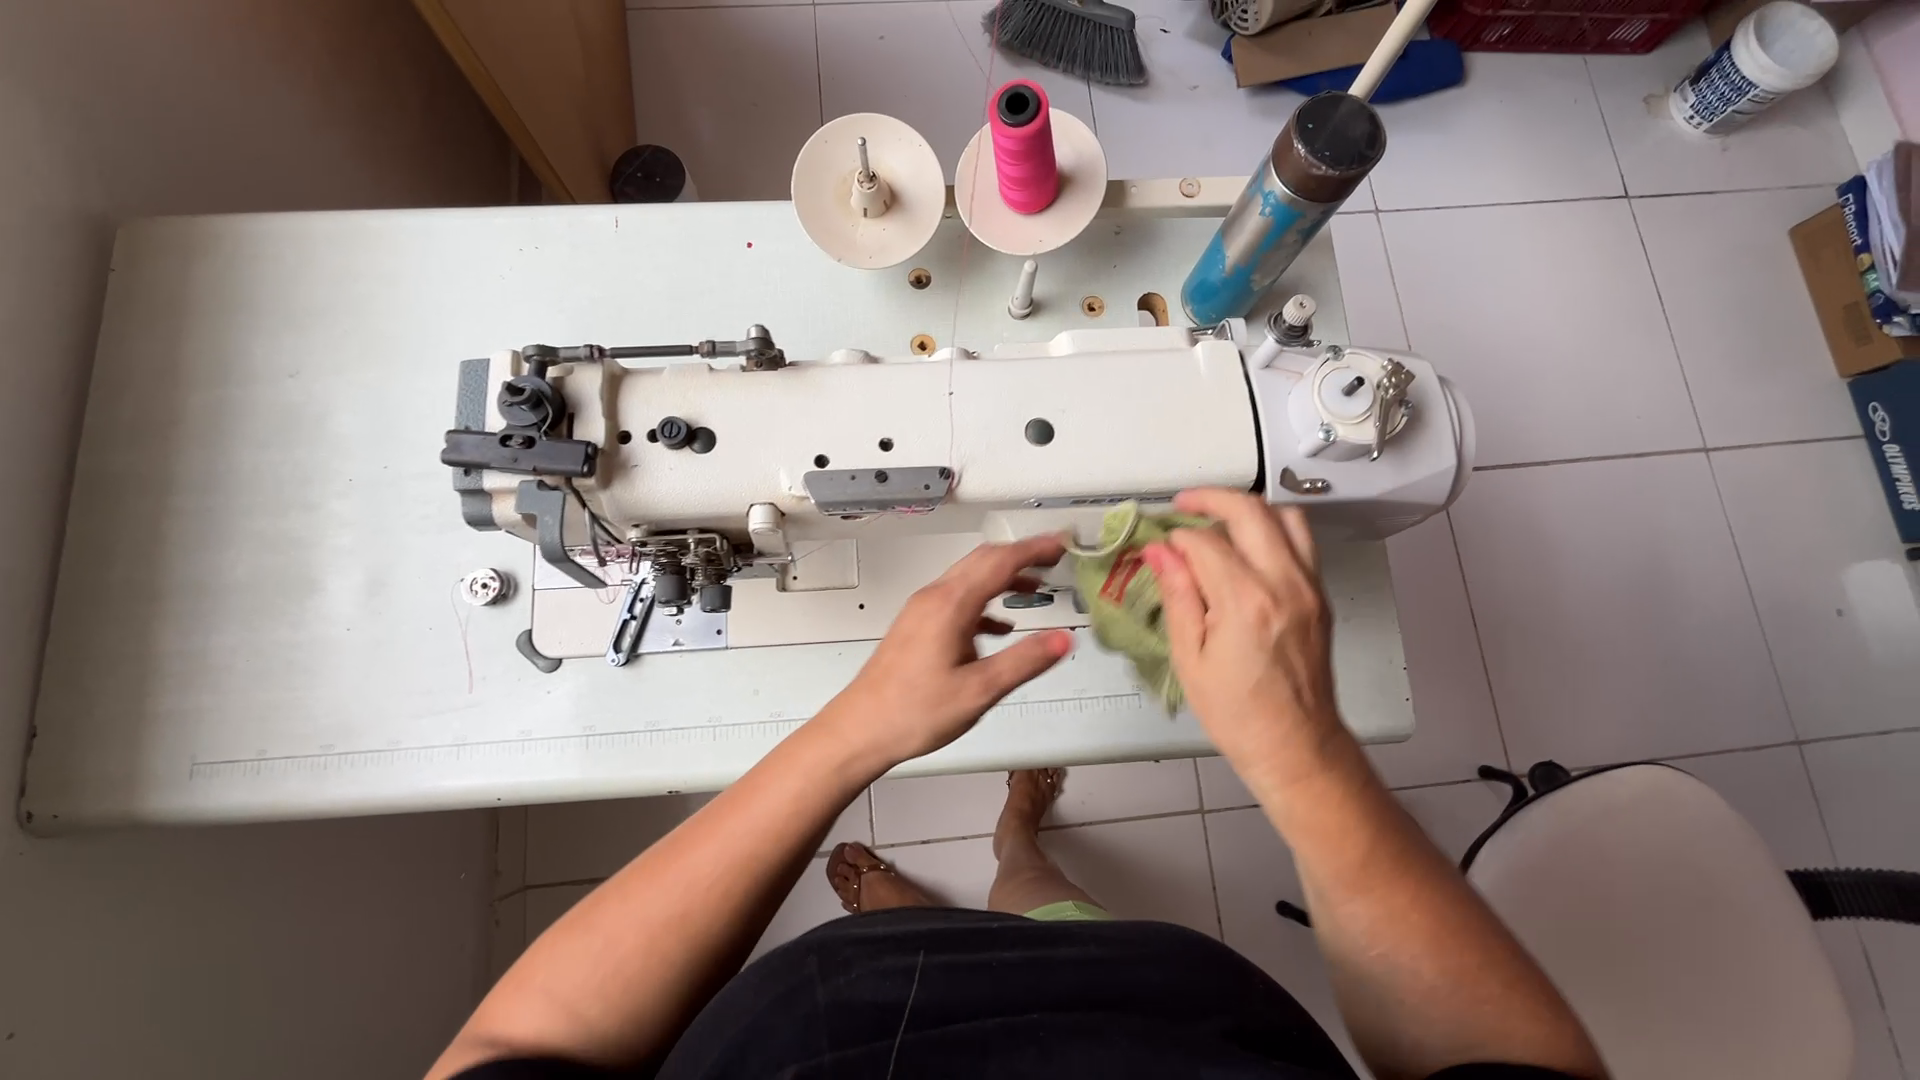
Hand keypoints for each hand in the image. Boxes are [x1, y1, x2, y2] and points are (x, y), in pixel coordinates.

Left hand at [818, 534, 1075, 768]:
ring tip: (1034, 587)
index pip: (1000, 562)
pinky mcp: (917, 626)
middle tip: (1053, 557)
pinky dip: (984, 602)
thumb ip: (1024, 661)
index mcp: (950, 605)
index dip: (1034, 550)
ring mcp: (922, 611)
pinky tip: (998, 626)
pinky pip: (957, 600)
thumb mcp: (979, 690)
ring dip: (1003, 577)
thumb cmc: (912, 712)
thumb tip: (1063, 639)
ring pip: (969, 579)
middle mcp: (933, 599)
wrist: (861, 729)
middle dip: (1020, 556)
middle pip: (983, 561)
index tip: (1061, 544)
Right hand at [1141, 489, 1343, 768]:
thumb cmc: (1237, 713)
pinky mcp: (1319, 595)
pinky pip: (1301, 540)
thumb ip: (1178, 595)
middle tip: (1184, 503)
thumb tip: (1160, 552)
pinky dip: (1272, 527)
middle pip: (1249, 512)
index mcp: (1244, 602)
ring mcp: (1309, 587)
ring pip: (1285, 516)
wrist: (1295, 744)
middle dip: (1211, 498)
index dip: (1175, 538)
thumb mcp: (1189, 657)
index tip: (1161, 546)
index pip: (1204, 542)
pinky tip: (1247, 543)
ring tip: (1218, 518)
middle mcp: (1284, 585)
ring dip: (1248, 508)